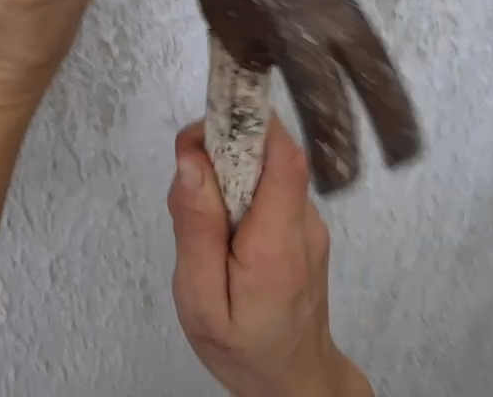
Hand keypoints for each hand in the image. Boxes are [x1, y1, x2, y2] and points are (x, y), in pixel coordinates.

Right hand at [169, 118, 373, 396]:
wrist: (295, 384)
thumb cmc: (242, 348)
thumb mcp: (200, 299)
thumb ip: (195, 228)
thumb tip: (190, 159)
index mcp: (277, 239)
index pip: (281, 153)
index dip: (245, 121)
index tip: (201, 130)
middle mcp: (302, 221)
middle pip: (264, 152)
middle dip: (215, 151)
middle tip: (185, 193)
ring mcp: (307, 221)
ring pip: (260, 166)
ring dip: (221, 174)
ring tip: (200, 226)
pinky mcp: (301, 224)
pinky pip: (265, 185)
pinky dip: (234, 192)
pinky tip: (220, 235)